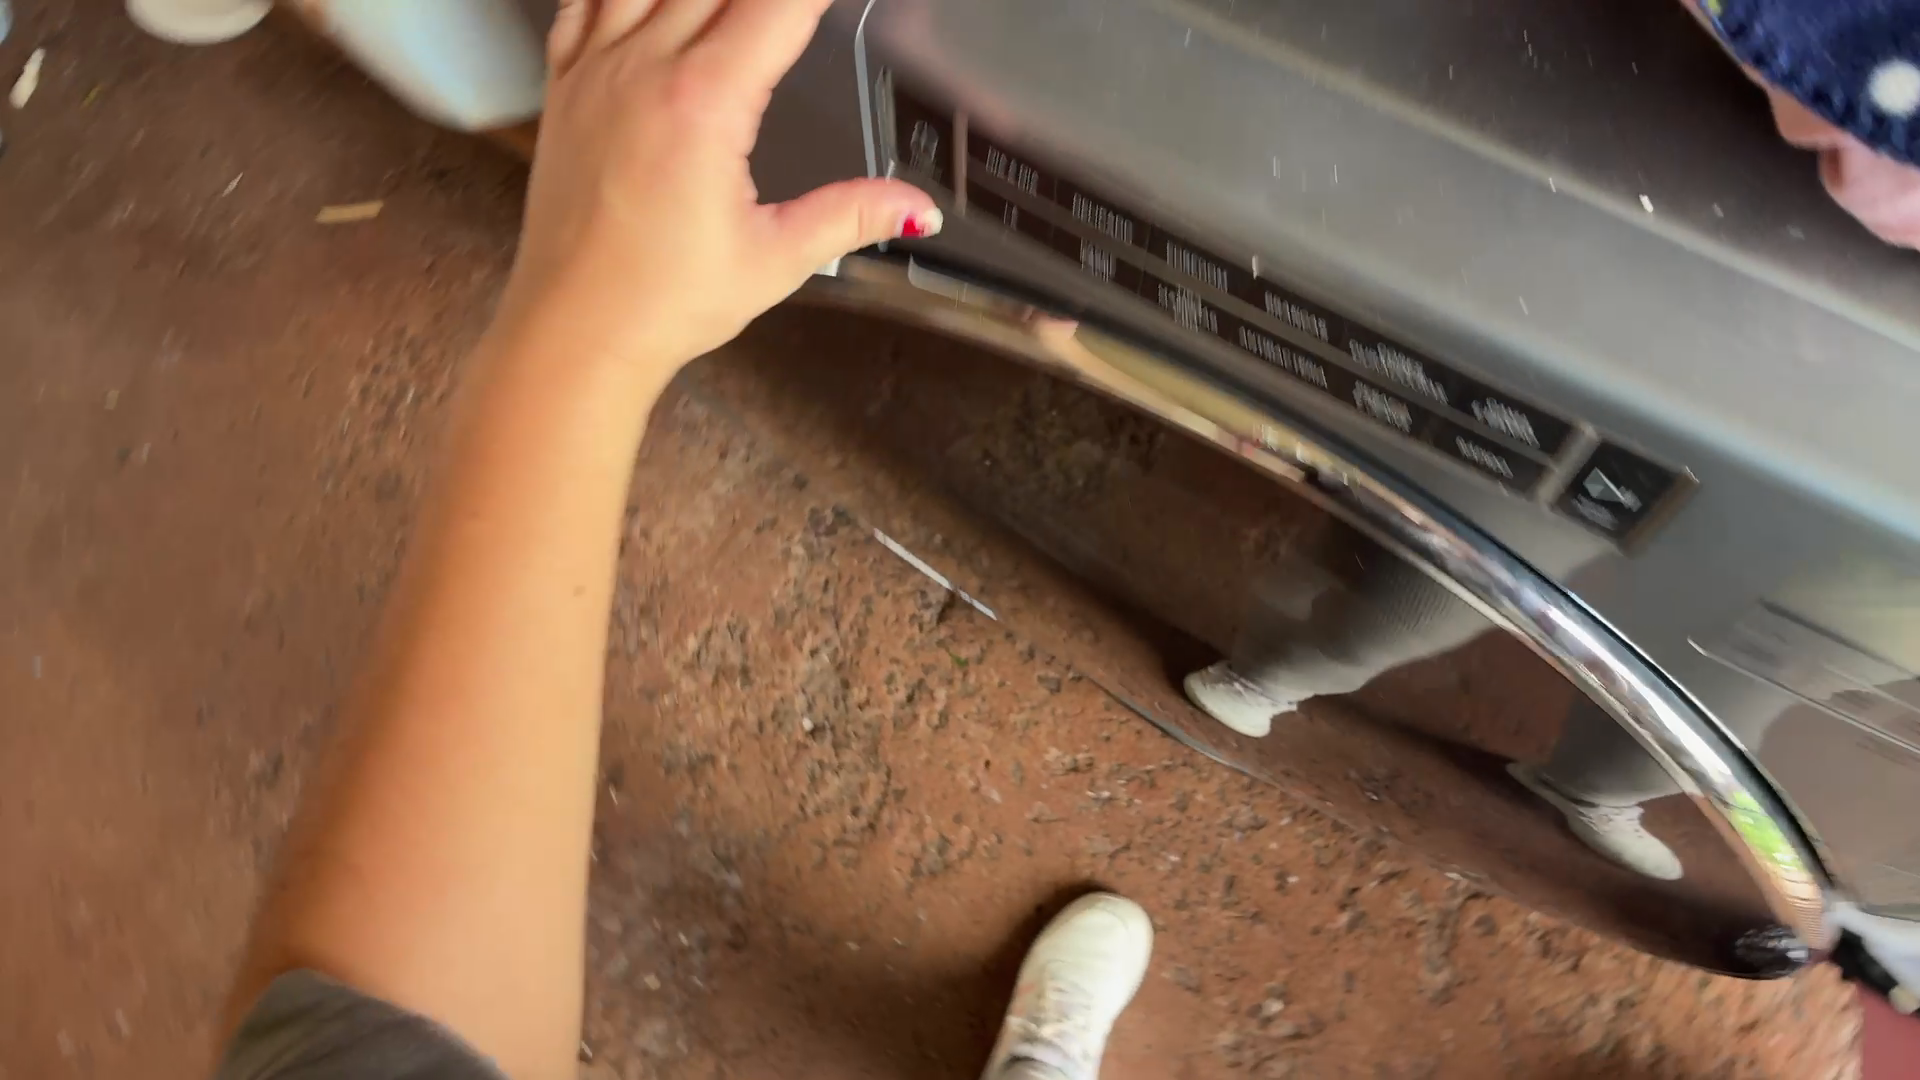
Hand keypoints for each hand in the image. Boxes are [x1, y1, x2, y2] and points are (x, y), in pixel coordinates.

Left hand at [495, 0, 940, 384]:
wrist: (579, 327)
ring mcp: (595, 70)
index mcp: (703, 103)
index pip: (777, 9)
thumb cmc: (668, 299)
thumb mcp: (777, 259)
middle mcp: (643, 67)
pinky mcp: (566, 89)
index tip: (838, 1)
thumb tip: (916, 207)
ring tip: (733, 5)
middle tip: (797, 7)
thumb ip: (850, 217)